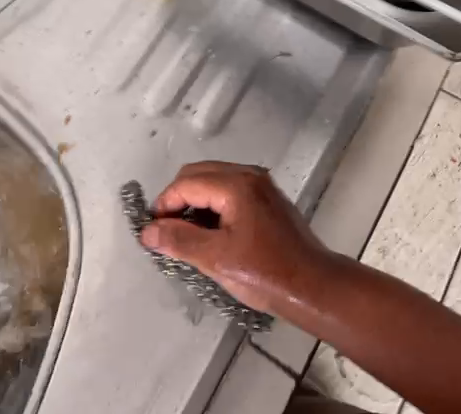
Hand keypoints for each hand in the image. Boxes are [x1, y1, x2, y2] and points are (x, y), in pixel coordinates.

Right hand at [139, 161, 341, 313]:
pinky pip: (230, 189)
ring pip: (214, 180)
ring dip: (195, 201)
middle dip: (178, 199)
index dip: (165, 204)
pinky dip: (213, 204)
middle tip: (165, 231)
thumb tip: (147, 230)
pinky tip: (209, 232)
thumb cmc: (265, 273)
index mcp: (236, 185)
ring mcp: (260, 184)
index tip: (152, 231)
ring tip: (185, 234)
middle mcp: (249, 174)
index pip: (187, 183)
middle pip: (199, 174)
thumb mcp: (216, 259)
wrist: (314, 286)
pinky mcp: (267, 197)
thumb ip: (179, 240)